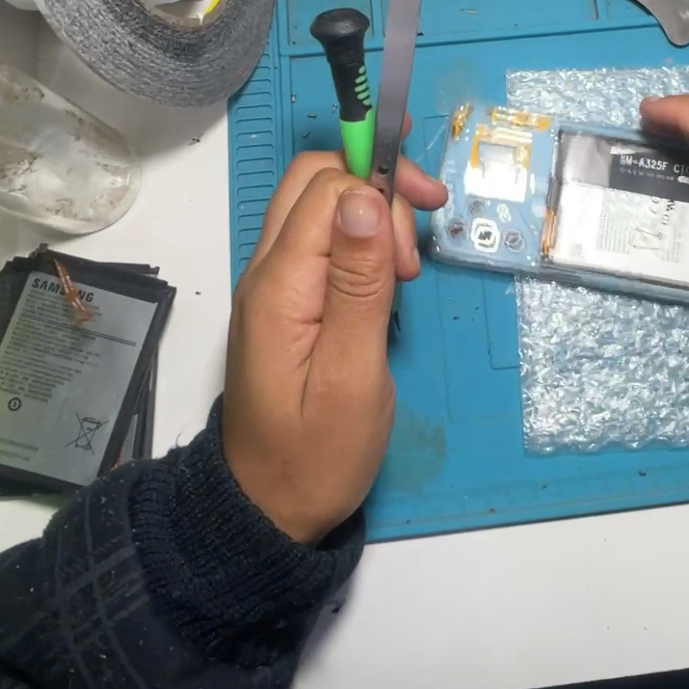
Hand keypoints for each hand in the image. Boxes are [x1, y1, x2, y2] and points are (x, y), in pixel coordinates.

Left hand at [222, 148, 446, 543]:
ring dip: (371, 214)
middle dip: (377, 186)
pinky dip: (361, 239)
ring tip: (406, 269)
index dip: (381, 189)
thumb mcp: (352, 374)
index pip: (327, 188)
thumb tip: (366, 198)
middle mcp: (268, 269)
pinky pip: (321, 239)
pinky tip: (387, 276)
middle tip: (419, 237)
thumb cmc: (318, 452)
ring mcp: (274, 283)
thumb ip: (359, 283)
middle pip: (316, 181)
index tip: (419, 235)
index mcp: (280, 283)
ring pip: (319, 206)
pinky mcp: (287, 299)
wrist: (269, 506)